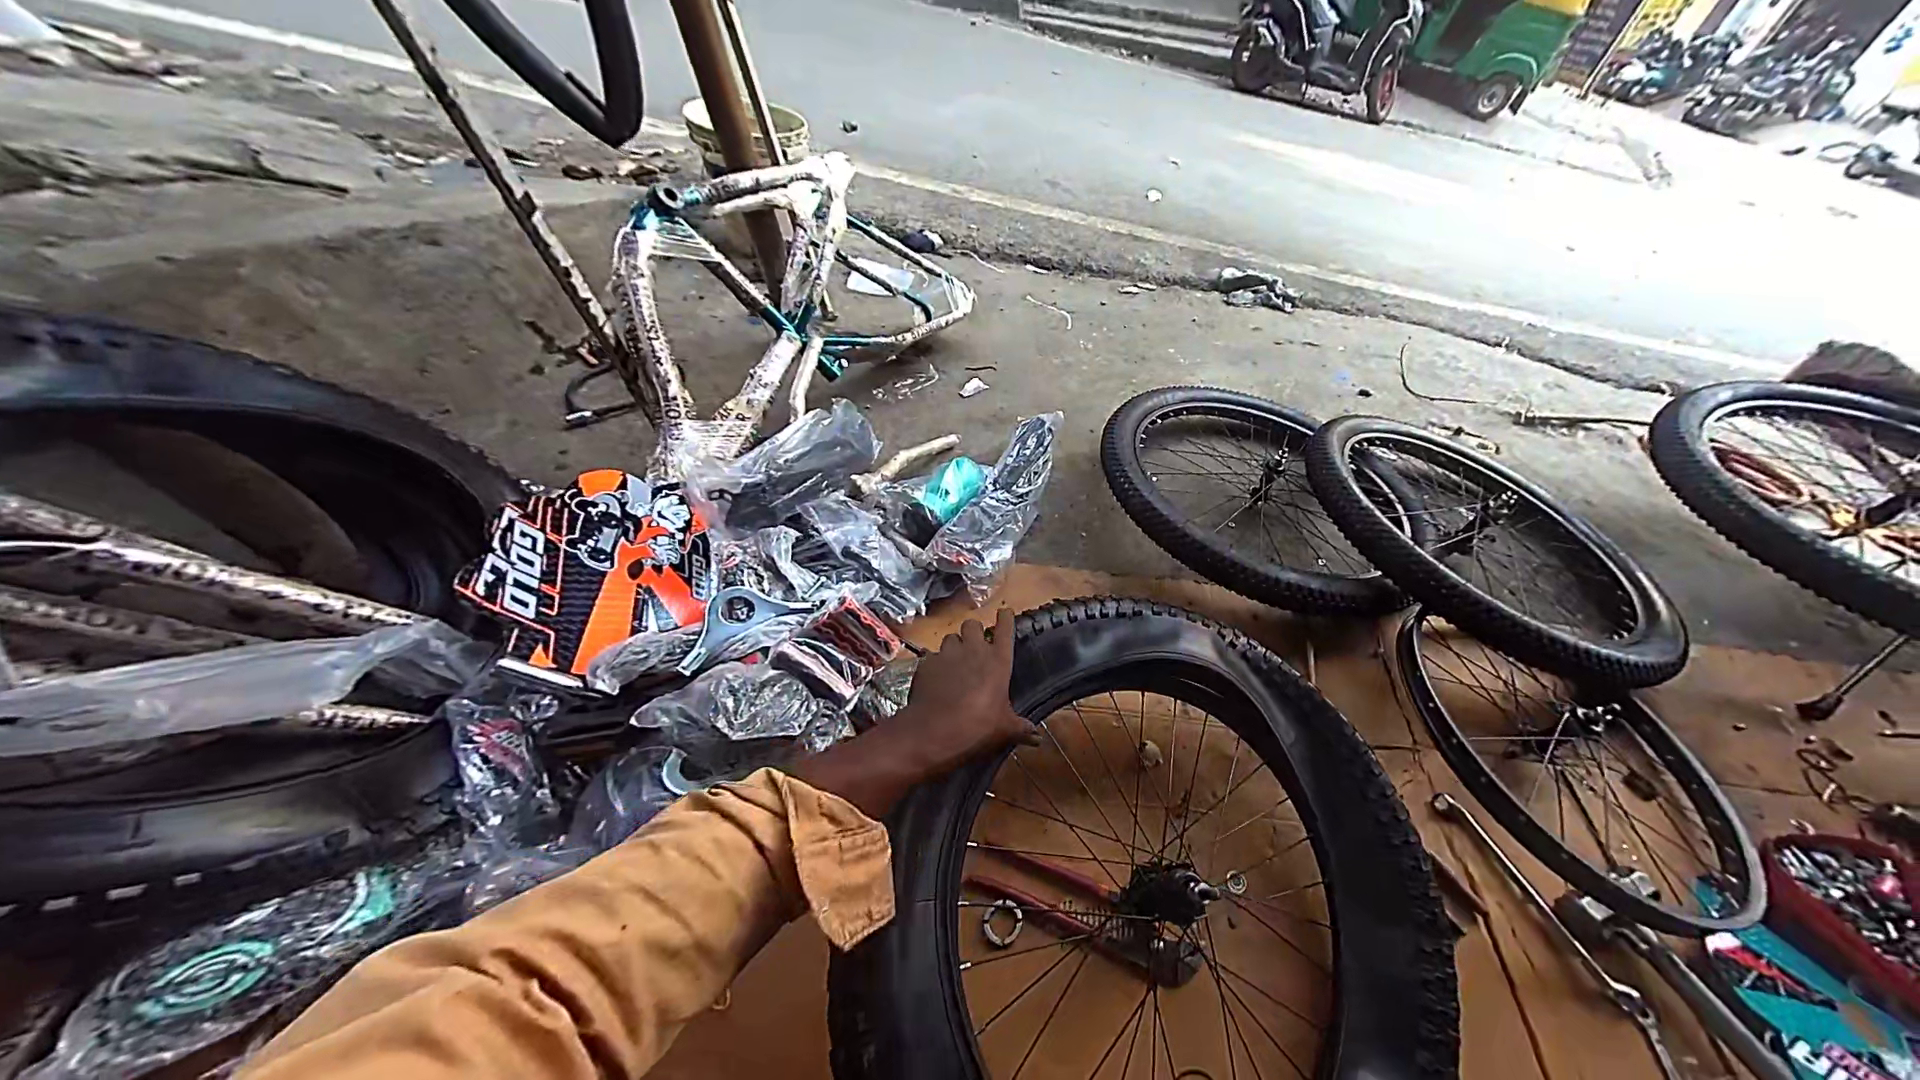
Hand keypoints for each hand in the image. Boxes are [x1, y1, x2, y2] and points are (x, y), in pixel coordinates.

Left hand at [897, 606, 1035, 766]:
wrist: (935, 731)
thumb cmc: (979, 726)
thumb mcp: (1005, 729)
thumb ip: (1021, 728)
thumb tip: (1037, 737)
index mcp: (998, 660)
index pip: (1005, 629)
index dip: (1005, 618)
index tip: (1004, 612)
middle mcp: (973, 650)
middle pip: (973, 624)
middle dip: (973, 632)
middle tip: (974, 646)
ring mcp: (947, 654)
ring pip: (950, 637)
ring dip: (954, 647)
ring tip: (954, 663)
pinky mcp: (926, 663)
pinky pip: (931, 656)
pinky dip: (935, 664)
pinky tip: (935, 679)